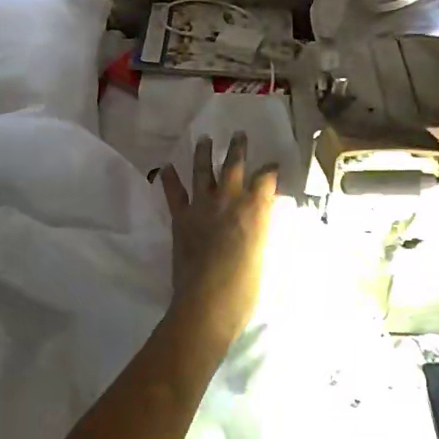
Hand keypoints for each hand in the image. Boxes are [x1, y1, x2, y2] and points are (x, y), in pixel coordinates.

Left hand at [159, 133, 278, 341]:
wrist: (208, 303)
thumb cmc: (245, 289)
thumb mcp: (264, 254)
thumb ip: (262, 229)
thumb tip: (262, 214)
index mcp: (255, 209)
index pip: (265, 179)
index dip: (270, 170)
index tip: (272, 165)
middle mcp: (229, 200)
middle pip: (234, 165)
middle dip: (238, 148)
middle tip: (239, 134)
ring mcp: (202, 207)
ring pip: (203, 170)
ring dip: (204, 153)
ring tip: (205, 138)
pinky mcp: (181, 218)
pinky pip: (174, 193)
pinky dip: (170, 179)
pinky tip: (166, 167)